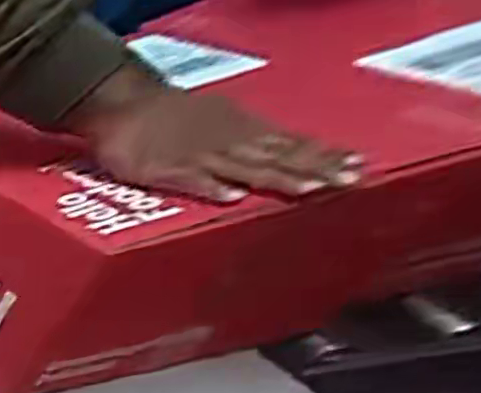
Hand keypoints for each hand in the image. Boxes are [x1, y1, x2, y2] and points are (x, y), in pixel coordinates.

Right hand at [66, 63, 359, 202]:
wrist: (124, 107)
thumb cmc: (162, 118)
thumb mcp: (206, 120)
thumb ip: (230, 141)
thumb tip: (253, 162)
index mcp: (238, 129)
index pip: (289, 143)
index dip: (322, 154)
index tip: (357, 164)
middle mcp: (227, 140)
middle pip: (278, 156)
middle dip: (316, 167)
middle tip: (350, 180)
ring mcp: (196, 155)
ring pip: (245, 167)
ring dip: (278, 178)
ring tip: (309, 189)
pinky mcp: (163, 170)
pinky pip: (190, 180)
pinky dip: (210, 188)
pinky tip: (231, 198)